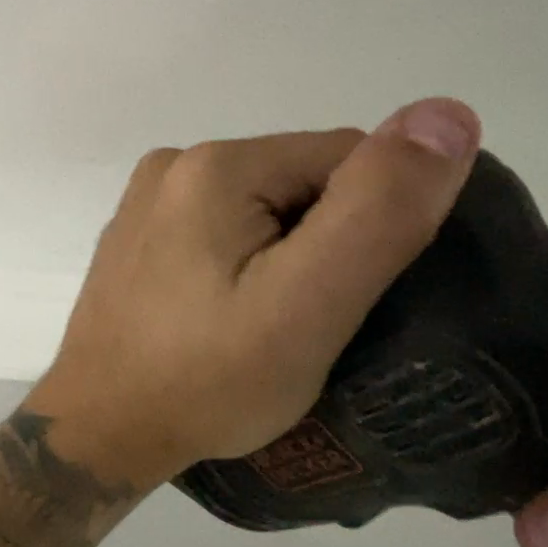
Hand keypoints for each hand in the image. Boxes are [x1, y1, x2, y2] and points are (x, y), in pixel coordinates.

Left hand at [25, 97, 481, 488]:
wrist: (100, 431)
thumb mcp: (308, 303)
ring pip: (263, 212)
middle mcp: (172, 167)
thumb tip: (446, 114)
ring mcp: (145, 207)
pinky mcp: (135, 244)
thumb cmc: (205, 378)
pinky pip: (218, 236)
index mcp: (214, 164)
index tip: (360, 298)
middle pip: (302, 183)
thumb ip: (378, 210)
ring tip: (273, 329)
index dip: (376, 226)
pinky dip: (243, 268)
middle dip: (328, 243)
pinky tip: (231, 320)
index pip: (348, 159)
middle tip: (314, 323)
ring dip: (287, 259)